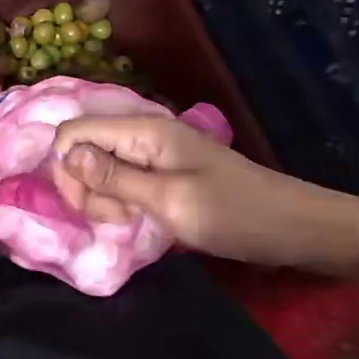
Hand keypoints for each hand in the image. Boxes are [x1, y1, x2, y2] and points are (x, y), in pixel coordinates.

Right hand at [50, 115, 358, 273]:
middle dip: (84, 186)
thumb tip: (64, 154)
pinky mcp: (161, 172)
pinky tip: (137, 219)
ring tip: (130, 221)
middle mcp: (142, 134)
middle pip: (82, 148)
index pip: (73, 131)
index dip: (66, 168)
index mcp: (143, 131)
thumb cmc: (234, 214)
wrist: (294, 227)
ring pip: (98, 166)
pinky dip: (119, 201)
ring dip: (101, 198)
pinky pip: (121, 180)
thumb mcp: (170, 201)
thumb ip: (114, 177)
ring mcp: (152, 153)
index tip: (86, 206)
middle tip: (114, 218)